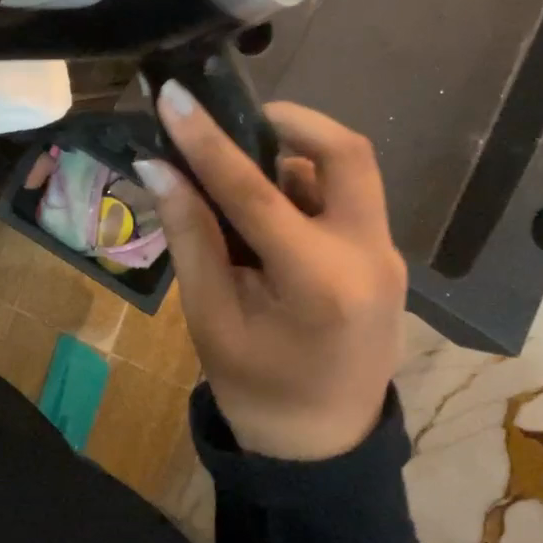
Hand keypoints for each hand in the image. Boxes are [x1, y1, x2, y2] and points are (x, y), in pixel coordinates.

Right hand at [134, 82, 406, 460]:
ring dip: (293, 155)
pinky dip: (303, 184)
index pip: (254, 190)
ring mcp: (386, 257)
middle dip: (290, 121)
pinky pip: (346, 198)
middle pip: (346, 154)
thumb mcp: (210, 314)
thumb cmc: (255, 384)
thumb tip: (157, 165)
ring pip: (348, 173)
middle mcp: (369, 257)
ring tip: (236, 173)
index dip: (206, 139)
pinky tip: (263, 209)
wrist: (322, 445)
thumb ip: (190, 234)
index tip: (173, 96)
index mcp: (320, 280)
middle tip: (235, 117)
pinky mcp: (383, 259)